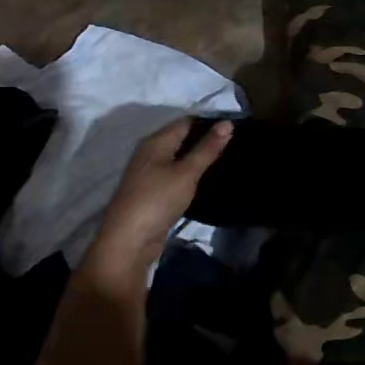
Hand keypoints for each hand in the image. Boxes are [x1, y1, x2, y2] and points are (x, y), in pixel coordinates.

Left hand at [84, 119, 231, 281]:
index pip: (186, 122)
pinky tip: (208, 178)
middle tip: (236, 142)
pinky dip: (191, 174)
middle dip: (206, 139)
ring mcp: (149, 174)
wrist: (128, 243)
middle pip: (182, 139)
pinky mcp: (152, 192)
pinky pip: (176, 175)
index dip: (209, 121)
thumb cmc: (157, 200)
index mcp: (155, 142)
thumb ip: (207, 148)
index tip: (234, 126)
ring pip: (179, 158)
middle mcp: (150, 153)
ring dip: (199, 158)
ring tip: (228, 158)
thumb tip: (228, 122)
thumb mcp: (187, 172)